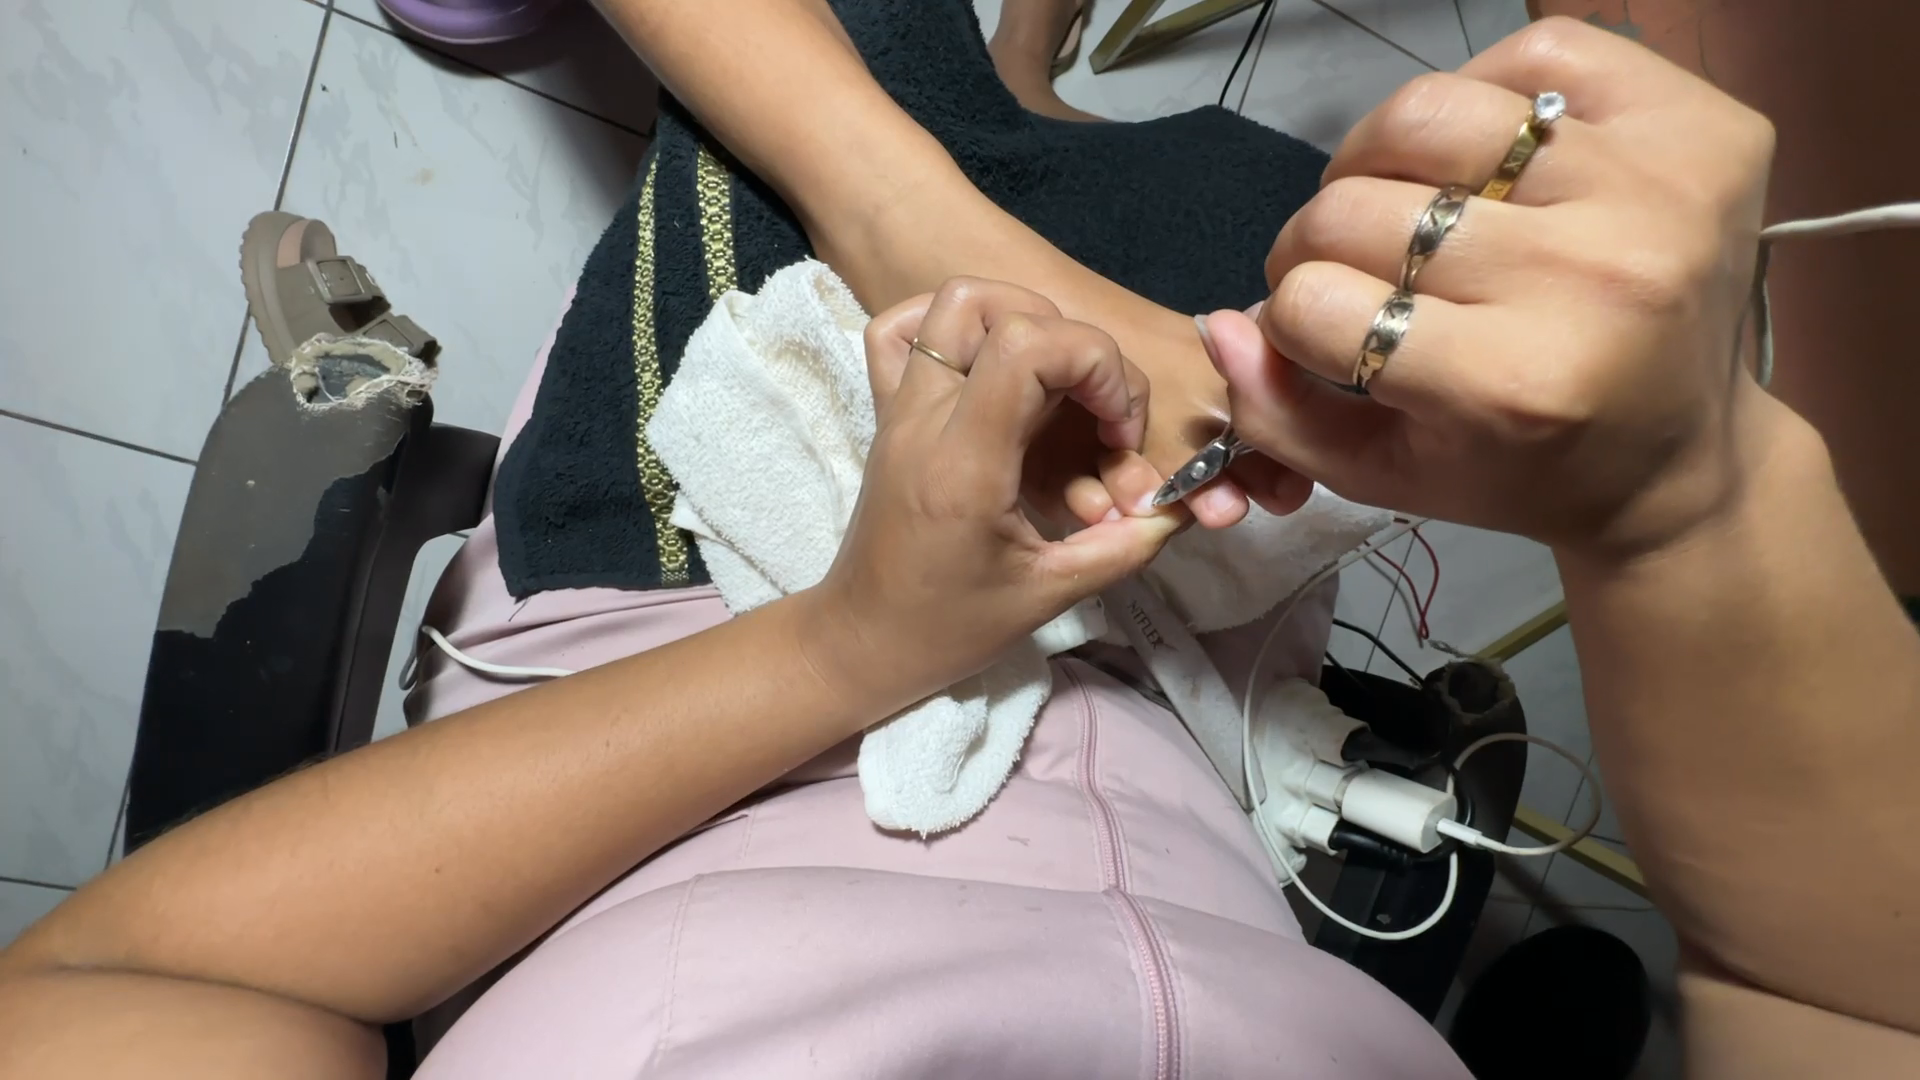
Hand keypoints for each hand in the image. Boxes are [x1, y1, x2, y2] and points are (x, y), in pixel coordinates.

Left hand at [806, 278, 1184, 707]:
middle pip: (1001, 313)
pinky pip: (899, 333)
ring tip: (1056, 384)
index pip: (1029, 347)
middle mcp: (924, 420)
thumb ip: (1126, 544)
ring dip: (1021, 321)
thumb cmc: (951, 628)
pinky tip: (989, 364)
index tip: (1117, 431)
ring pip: (951, 304)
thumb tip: (1180, 504)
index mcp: (965, 466)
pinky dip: (951, 326)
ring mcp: (899, 410)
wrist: (864, 640)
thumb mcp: (1050, 594)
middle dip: (1076, 349)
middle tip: (1095, 417)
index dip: (1099, 365)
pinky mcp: (888, 414)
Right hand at [1202, 17, 1779, 561]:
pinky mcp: (1706, 121)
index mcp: (1502, 384)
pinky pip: (1535, 54)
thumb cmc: (1501, 474)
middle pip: (1350, 210)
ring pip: (1424, 115)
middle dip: (1308, 247)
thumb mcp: (1369, 474)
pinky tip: (1467, 164)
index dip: (1285, 319)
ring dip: (1367, 164)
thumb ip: (1274, 413)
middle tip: (1338, 274)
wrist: (1673, 455)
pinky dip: (1469, 102)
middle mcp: (1585, 276)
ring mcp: (1655, 185)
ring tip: (1388, 208)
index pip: (1312, 302)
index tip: (1313, 338)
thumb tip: (1218, 324)